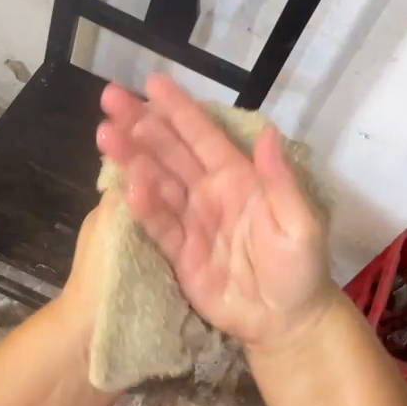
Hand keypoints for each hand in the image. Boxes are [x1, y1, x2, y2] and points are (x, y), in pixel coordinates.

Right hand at [96, 75, 332, 351]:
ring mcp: (193, 222)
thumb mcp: (300, 223)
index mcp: (240, 178)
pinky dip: (143, 206)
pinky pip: (159, 225)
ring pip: (157, 183)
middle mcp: (210, 192)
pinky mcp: (180, 253)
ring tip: (105, 136)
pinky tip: (126, 185)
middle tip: (110, 100)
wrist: (286, 322)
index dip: (179, 110)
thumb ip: (280, 181)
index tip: (152, 83)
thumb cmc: (301, 269)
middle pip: (171, 152)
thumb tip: (268, 133)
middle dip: (142, 125)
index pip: (204, 136)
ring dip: (132, 159)